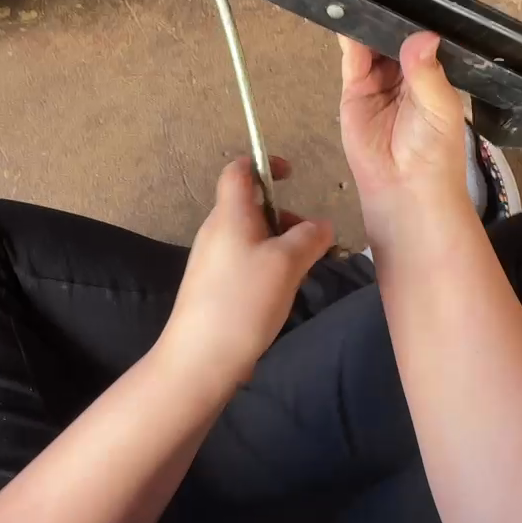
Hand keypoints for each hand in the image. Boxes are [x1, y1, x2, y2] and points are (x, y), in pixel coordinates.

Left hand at [158, 158, 334, 383]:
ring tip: (302, 271)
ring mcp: (212, 259)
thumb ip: (309, 237)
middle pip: (250, 206)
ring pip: (252, 236)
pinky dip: (268, 266)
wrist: (199, 359)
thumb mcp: (286, 263)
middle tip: (310, 240)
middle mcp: (217, 230)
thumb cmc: (242, 300)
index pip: (238, 170)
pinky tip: (281, 294)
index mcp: (229, 214)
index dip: (264, 164)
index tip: (291, 175)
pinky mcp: (213, 286)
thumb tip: (322, 225)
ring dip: (280, 244)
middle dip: (284, 216)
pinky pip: (246, 261)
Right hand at [339, 31, 470, 212]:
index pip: (422, 38)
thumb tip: (423, 34)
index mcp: (433, 72)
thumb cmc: (434, 150)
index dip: (415, 18)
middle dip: (388, 15)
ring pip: (371, 42)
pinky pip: (351, 59)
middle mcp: (405, 72)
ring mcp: (378, 79)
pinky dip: (349, 39)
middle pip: (394, 36)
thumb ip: (427, 72)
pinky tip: (348, 18)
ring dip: (367, 22)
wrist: (405, 187)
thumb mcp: (440, 107)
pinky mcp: (354, 89)